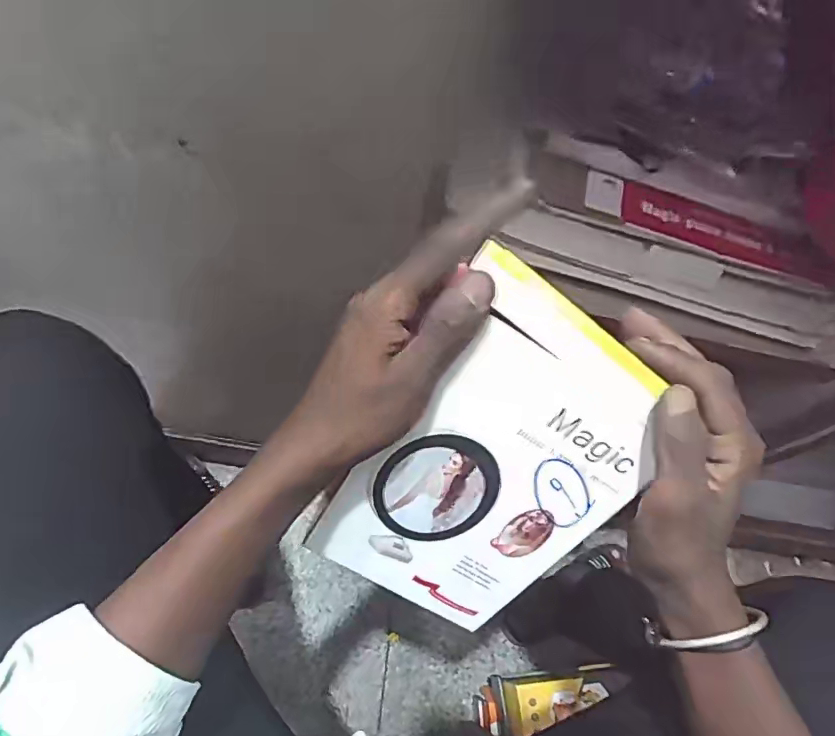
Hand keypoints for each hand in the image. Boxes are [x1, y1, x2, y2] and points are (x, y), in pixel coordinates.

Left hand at [260, 180, 535, 483]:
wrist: (314, 444)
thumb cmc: (361, 417)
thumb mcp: (412, 378)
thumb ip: (446, 328)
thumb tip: (482, 278)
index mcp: (387, 301)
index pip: (443, 247)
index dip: (484, 219)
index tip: (521, 192)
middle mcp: (376, 298)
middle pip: (434, 264)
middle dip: (475, 252)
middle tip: (515, 256)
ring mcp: (370, 317)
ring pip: (424, 289)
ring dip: (458, 287)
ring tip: (496, 296)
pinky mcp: (369, 336)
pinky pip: (413, 311)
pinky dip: (441, 313)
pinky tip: (457, 329)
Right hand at [621, 307, 766, 634]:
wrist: (680, 583)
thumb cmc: (676, 545)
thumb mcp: (675, 499)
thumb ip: (680, 446)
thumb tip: (676, 391)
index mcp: (733, 443)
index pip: (708, 384)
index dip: (673, 356)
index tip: (634, 337)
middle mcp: (727, 437)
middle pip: (703, 378)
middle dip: (669, 346)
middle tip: (631, 318)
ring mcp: (709, 446)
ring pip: (689, 390)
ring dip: (661, 361)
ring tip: (630, 337)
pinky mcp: (688, 456)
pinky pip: (674, 410)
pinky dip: (652, 388)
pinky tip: (630, 380)